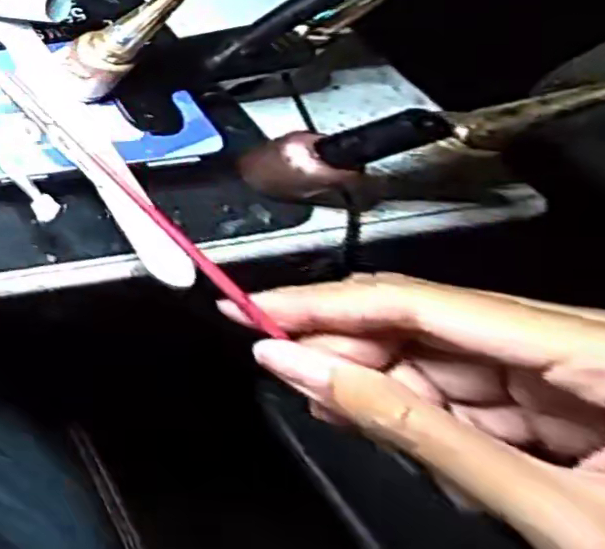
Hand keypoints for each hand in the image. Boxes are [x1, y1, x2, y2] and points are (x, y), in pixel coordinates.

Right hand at [226, 273, 604, 547]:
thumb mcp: (555, 514)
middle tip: (286, 368)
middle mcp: (602, 347)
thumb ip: (405, 426)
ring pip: (451, 354)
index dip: (320, 302)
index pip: (423, 300)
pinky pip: (485, 386)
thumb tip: (284, 360)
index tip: (245, 308)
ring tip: (343, 410)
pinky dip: (435, 410)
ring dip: (389, 384)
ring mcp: (600, 375)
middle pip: (433, 322)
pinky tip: (407, 433)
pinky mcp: (595, 404)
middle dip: (353, 349)